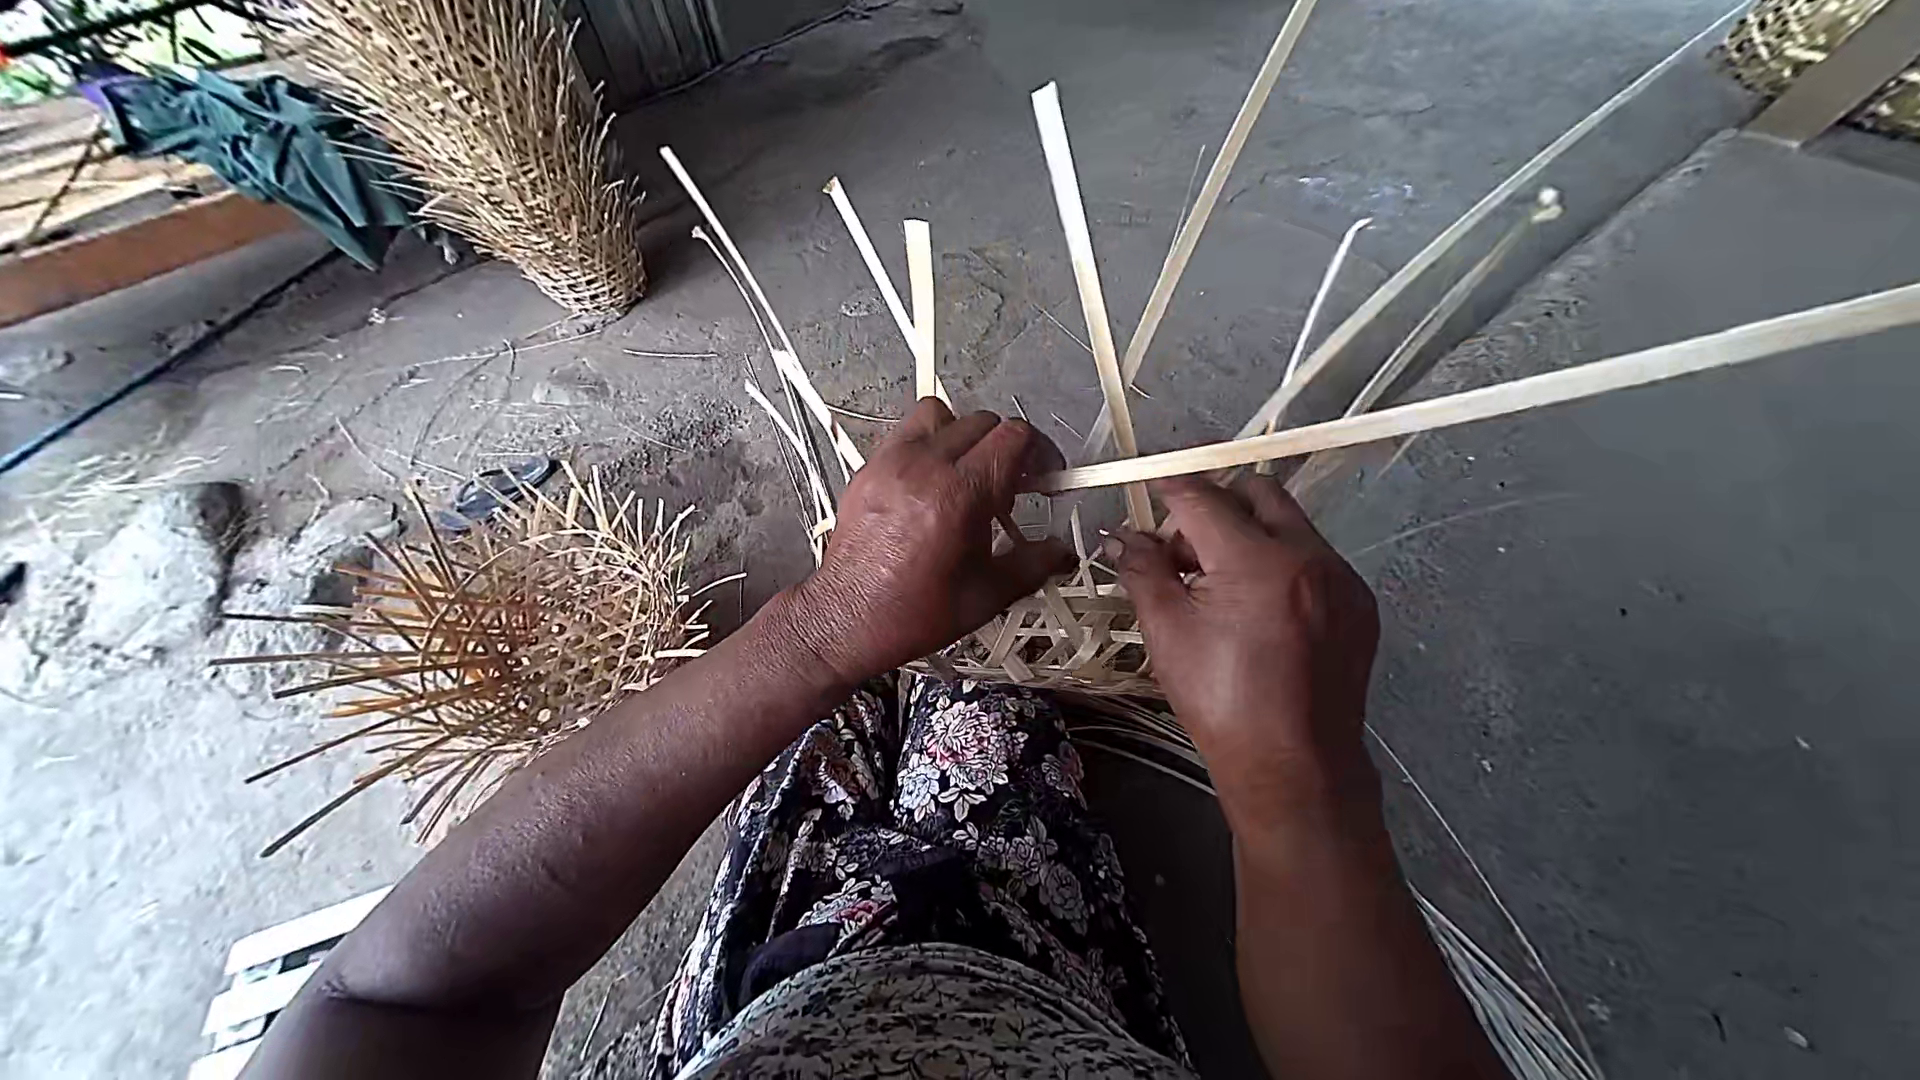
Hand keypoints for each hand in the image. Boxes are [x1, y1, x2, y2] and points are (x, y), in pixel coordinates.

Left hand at [779, 398, 1073, 686]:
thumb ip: (1034, 564)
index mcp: (960, 494)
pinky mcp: (869, 468)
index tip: (1045, 478)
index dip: (1041, 452)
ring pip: (941, 415)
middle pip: (983, 421)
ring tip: (969, 474)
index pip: (1014, 437)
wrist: (846, 619)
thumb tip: (1064, 552)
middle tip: (1012, 485)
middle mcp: (925, 465)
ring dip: (965, 436)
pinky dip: (929, 444)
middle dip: (1007, 448)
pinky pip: (907, 432)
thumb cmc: (916, 612)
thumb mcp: (987, 595)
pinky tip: (932, 482)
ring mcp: (891, 461)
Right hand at [1109, 476, 1379, 819]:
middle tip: (1183, 548)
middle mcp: (1310, 556)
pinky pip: (1311, 556)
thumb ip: (1142, 570)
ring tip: (1215, 582)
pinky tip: (1255, 606)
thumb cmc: (1218, 699)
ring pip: (1287, 522)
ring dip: (1244, 532)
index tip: (1148, 485)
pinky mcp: (1358, 602)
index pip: (1203, 499)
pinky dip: (1276, 560)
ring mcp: (1342, 578)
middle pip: (1256, 493)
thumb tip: (1120, 538)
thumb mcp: (1167, 631)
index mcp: (1256, 562)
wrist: (1293, 765)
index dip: (1170, 488)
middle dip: (1213, 505)